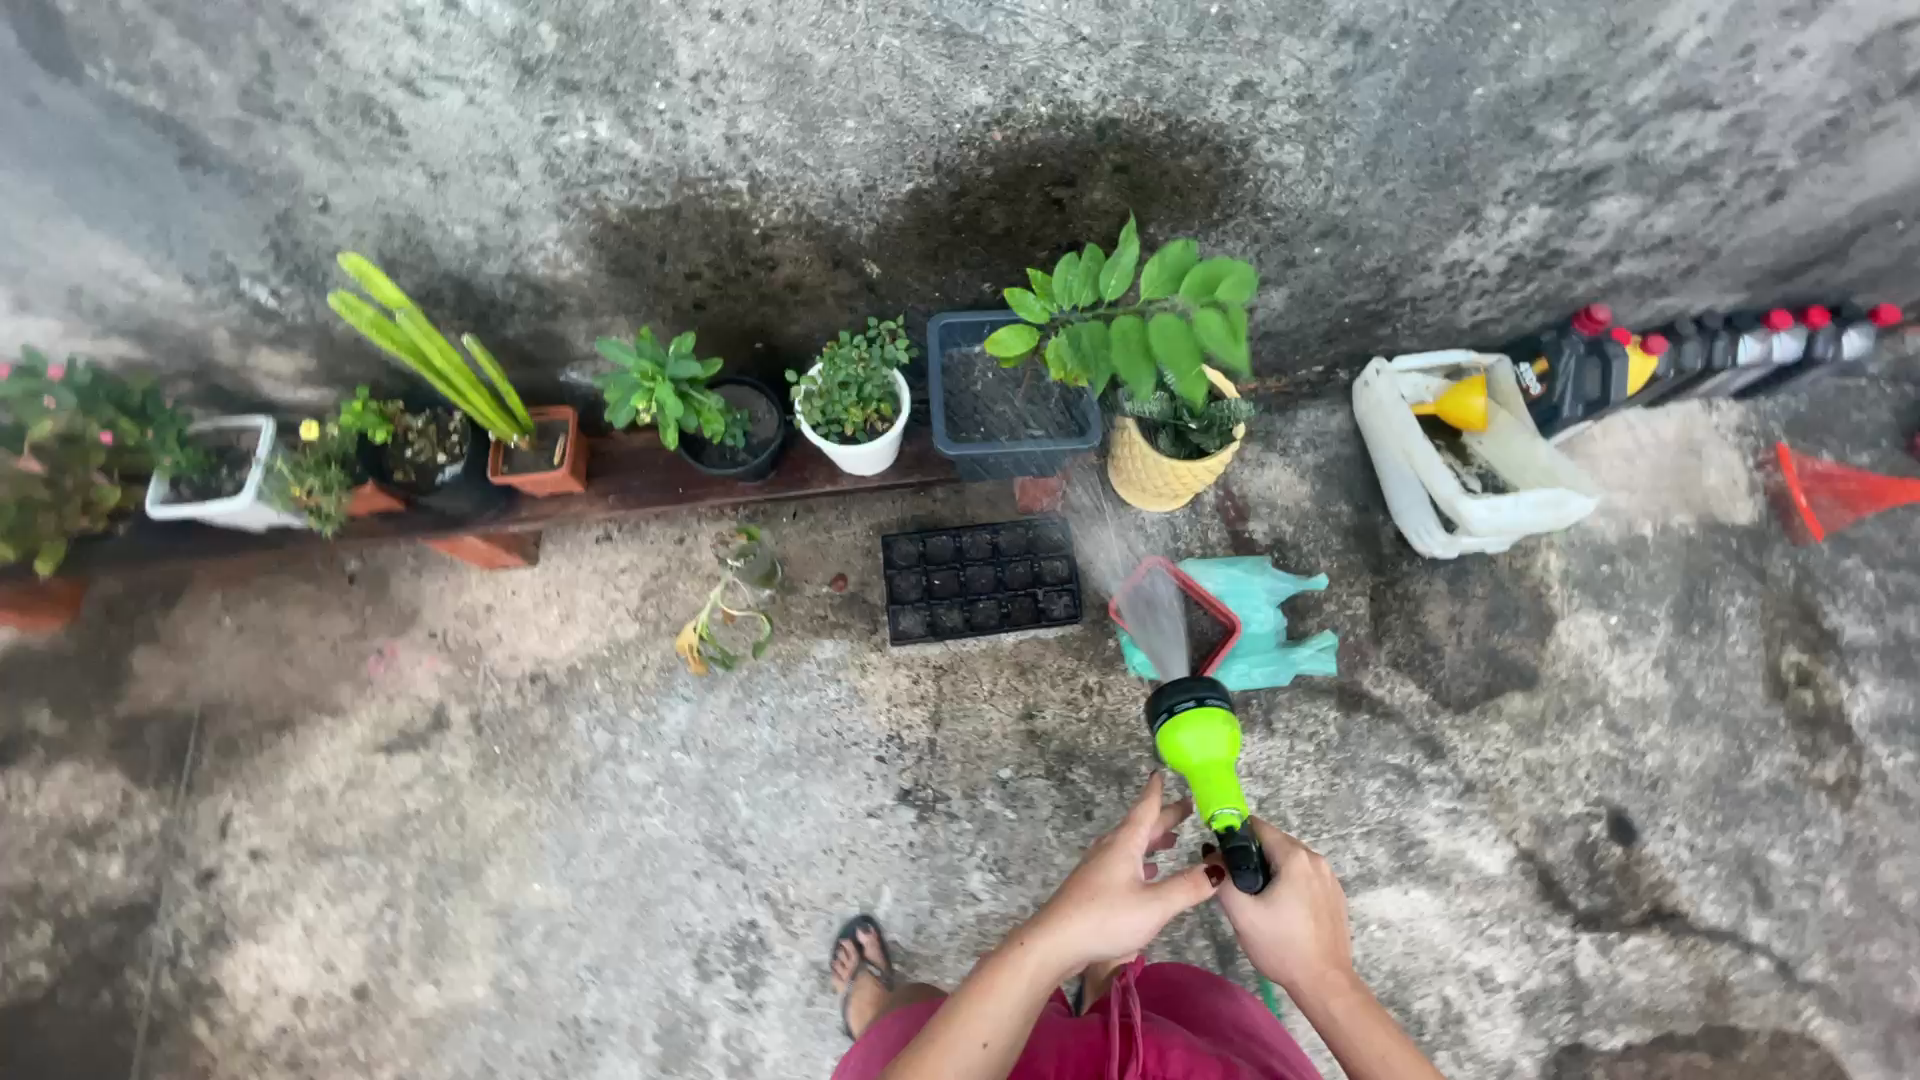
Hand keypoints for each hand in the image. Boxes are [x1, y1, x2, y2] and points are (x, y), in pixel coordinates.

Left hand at [1024, 772, 1223, 971]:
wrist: (1057, 940)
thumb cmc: (1106, 917)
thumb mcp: (1155, 904)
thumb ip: (1188, 886)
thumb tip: (1220, 868)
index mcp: (1125, 843)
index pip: (1145, 809)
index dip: (1157, 791)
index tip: (1164, 772)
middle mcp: (1111, 848)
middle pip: (1141, 825)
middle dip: (1164, 816)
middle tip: (1187, 807)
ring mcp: (1100, 866)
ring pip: (1132, 843)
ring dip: (1153, 839)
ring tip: (1172, 839)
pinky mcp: (1095, 884)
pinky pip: (1124, 861)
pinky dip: (1141, 859)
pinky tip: (1148, 871)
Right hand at [1208, 817, 1356, 996]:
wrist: (1326, 985)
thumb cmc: (1281, 946)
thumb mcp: (1241, 912)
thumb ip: (1221, 877)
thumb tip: (1212, 856)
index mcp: (1294, 857)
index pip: (1257, 826)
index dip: (1233, 835)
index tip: (1219, 854)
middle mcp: (1316, 859)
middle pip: (1273, 841)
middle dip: (1251, 854)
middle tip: (1235, 880)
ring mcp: (1330, 877)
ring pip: (1289, 858)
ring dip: (1270, 868)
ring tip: (1256, 896)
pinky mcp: (1336, 895)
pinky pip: (1304, 875)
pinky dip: (1288, 881)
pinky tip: (1281, 907)